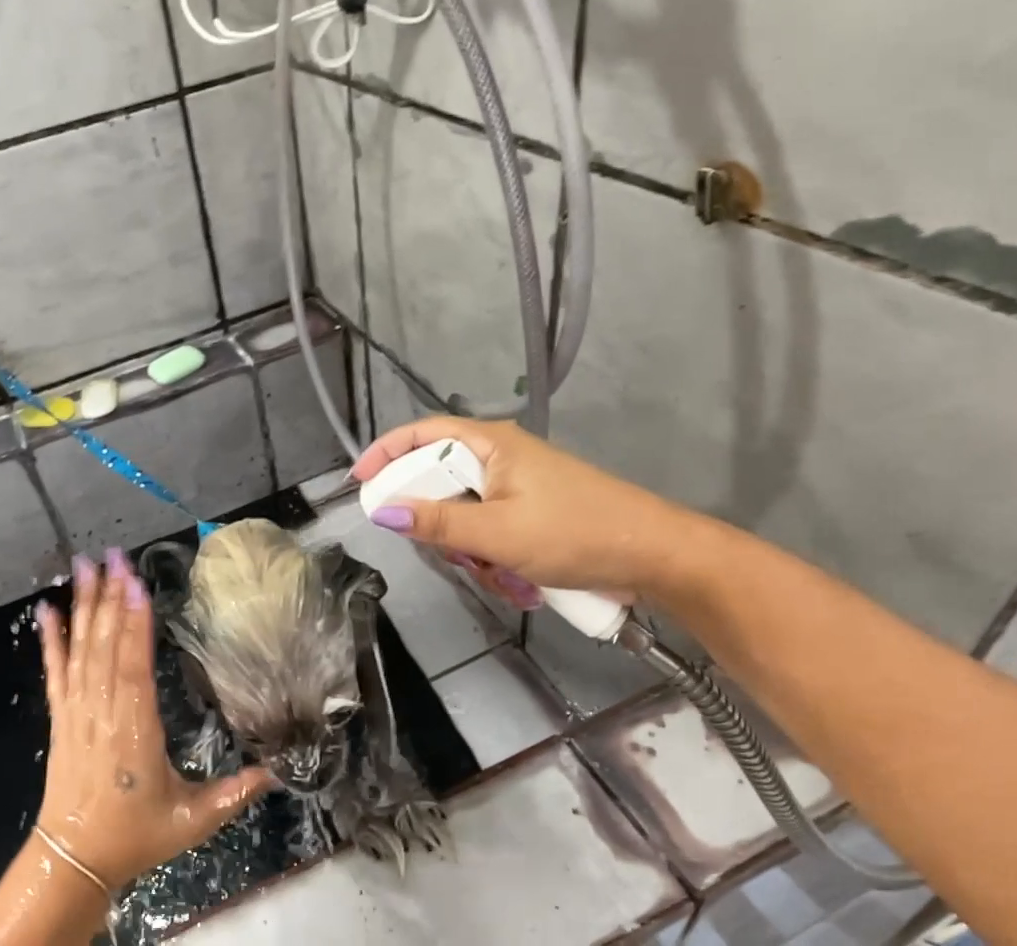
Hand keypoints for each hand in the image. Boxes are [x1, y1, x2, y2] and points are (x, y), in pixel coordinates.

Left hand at [32, 550, 274, 888]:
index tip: (137, 584)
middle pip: (106, 648)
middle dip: (111, 599)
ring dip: (85, 607)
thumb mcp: (193, 821)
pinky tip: (47, 610)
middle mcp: (103, 713)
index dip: (135, 625)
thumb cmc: (136, 836)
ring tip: (86, 566)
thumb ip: (235, 794)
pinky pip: (54, 673)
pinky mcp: (61, 718)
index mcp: (135, 732)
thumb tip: (279, 772)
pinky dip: (50, 640)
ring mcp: (77, 712)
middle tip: (115, 556)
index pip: (134, 668)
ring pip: (81, 651)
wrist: (74, 859)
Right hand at [349, 416, 699, 606]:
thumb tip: (381, 510)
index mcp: (491, 443)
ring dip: (473, 553)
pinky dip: (496, 560)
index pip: (421, 433)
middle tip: (454, 555)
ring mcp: (518, 488)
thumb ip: (437, 522)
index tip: (359, 485)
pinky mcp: (532, 515)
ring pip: (464, 517)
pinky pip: (491, 534)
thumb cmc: (576, 533)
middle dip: (441, 526)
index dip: (385, 454)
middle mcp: (500, 458)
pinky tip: (521, 584)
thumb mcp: (498, 533)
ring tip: (503, 576)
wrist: (656, 557)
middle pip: (440, 483)